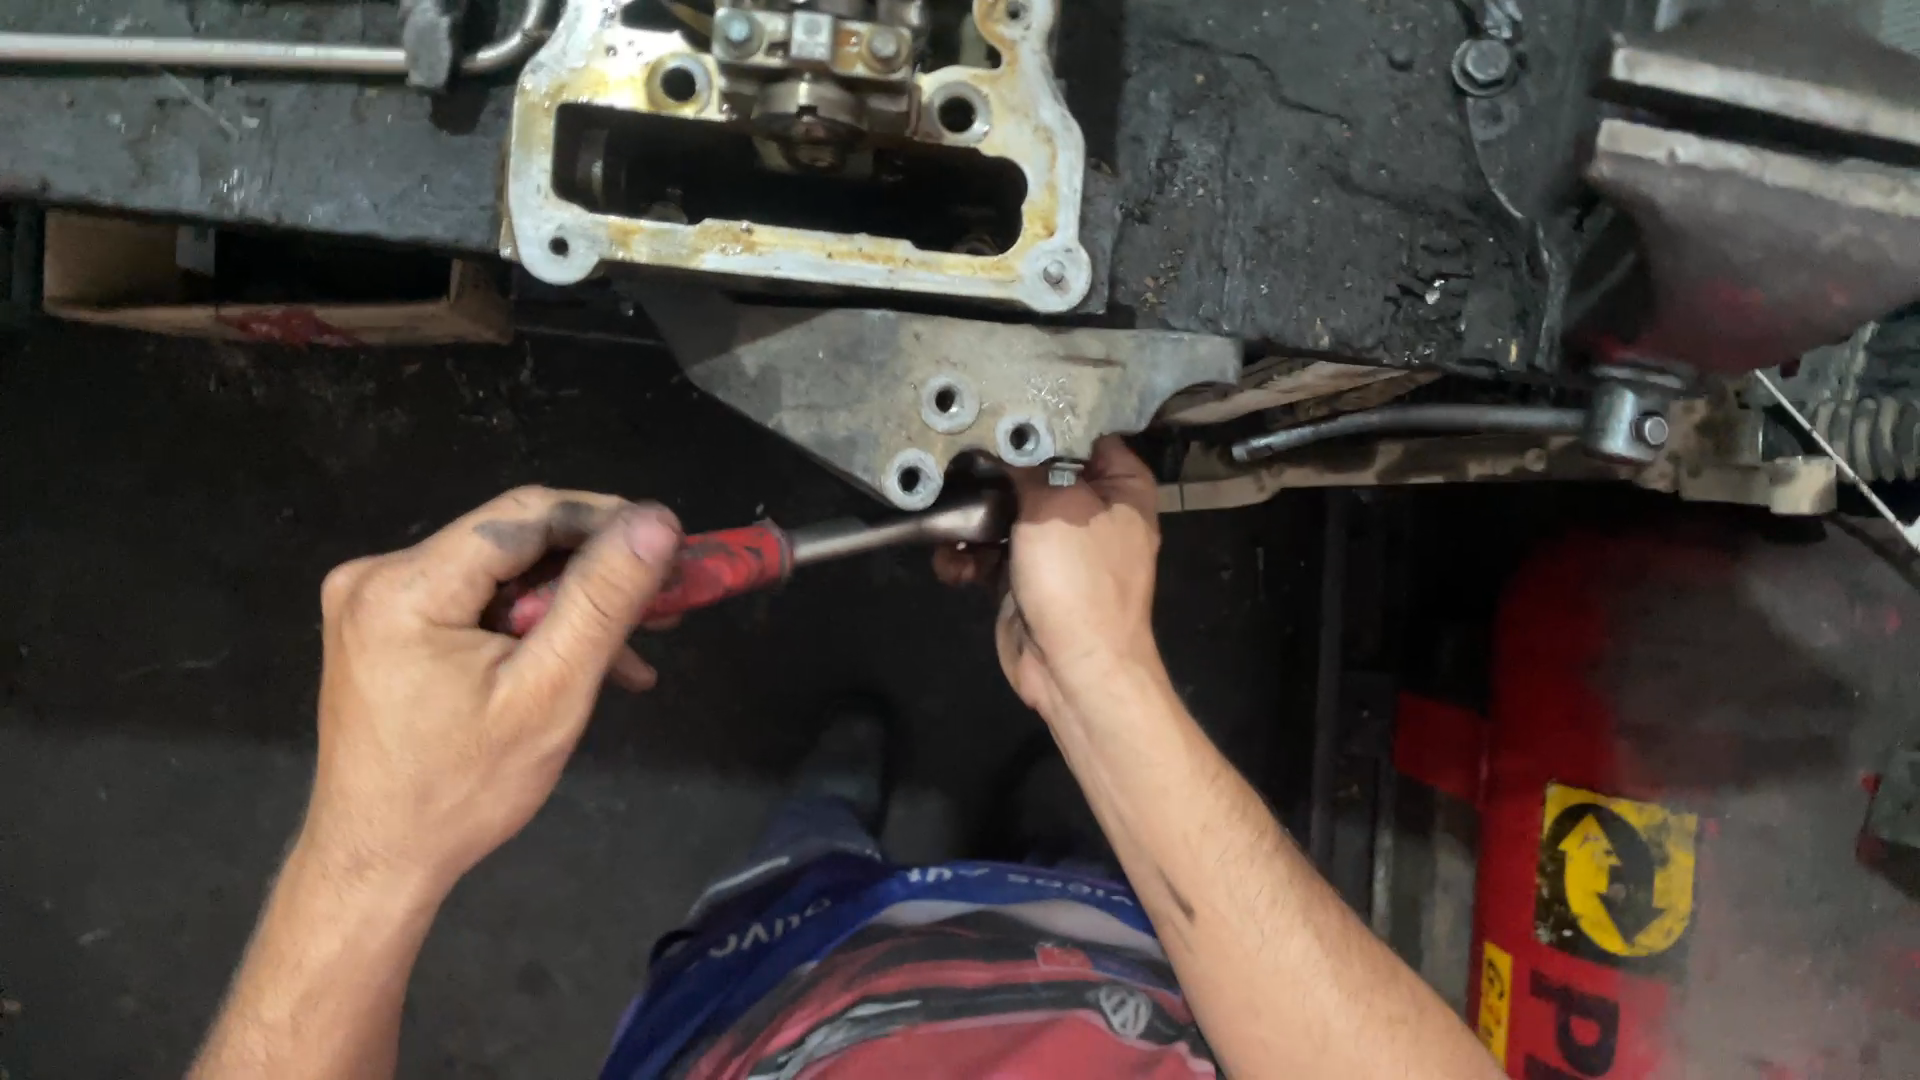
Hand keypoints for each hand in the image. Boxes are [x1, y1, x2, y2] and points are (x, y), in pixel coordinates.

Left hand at [305, 487, 682, 891]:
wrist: (380, 863)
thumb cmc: (466, 787)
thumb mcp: (552, 690)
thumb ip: (604, 598)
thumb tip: (658, 521)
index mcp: (406, 585)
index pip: (529, 515)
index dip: (609, 521)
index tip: (675, 549)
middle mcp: (382, 574)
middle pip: (521, 540)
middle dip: (602, 565)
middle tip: (668, 595)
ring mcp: (385, 601)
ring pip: (515, 571)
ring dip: (583, 599)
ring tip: (647, 633)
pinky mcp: (399, 626)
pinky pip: (491, 602)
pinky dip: (546, 623)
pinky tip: (598, 660)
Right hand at [936, 437, 1167, 719]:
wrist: (1073, 667)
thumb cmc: (1079, 578)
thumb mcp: (1056, 505)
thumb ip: (1028, 465)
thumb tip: (1005, 440)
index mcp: (1120, 485)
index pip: (1084, 432)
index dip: (1043, 420)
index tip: (1000, 407)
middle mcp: (1090, 510)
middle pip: (1034, 473)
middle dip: (993, 473)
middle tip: (957, 461)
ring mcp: (1055, 545)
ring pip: (1003, 513)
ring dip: (969, 520)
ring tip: (947, 524)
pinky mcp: (1023, 576)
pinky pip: (989, 553)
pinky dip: (968, 558)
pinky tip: (951, 565)